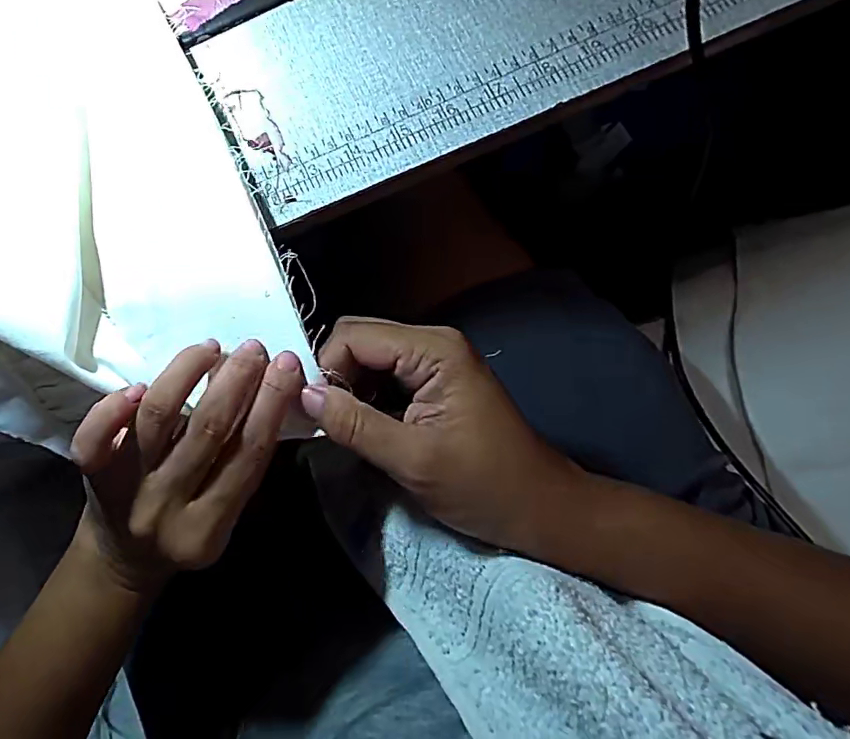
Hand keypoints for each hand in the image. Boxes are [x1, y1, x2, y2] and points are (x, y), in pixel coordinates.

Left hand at [70, 338, 304, 592]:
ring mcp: (125, 487)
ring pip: (157, 419)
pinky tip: (140, 384)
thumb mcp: (219, 514)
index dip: (271, 405)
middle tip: (253, 348)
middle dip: (236, 381)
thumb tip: (262, 388)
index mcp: (208, 527)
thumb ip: (238, 463)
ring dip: (187, 373)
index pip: (248, 455)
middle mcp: (166, 507)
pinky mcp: (91, 472)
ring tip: (210, 348)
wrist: (118, 560)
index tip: (286, 365)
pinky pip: (94, 437)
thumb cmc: (181, 525)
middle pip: (207, 431)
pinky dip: (113, 407)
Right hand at [299, 316, 589, 551]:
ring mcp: (434, 358)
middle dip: (335, 375)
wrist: (546, 512)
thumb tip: (302, 396)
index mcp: (433, 349)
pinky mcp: (432, 377)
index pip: (353, 336)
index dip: (327, 368)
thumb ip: (354, 424)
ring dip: (349, 386)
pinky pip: (382, 371)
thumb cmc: (487, 487)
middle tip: (330, 418)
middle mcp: (432, 341)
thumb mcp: (414, 461)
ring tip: (346, 425)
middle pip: (357, 338)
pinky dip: (365, 394)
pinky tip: (366, 423)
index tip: (318, 411)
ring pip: (366, 355)